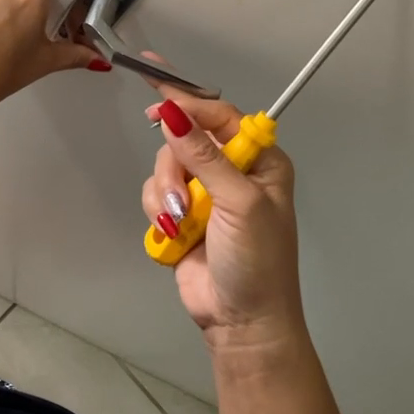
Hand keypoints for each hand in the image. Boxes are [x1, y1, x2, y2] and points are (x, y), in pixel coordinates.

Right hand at [140, 84, 307, 352]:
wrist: (242, 323)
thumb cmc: (256, 260)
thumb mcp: (238, 203)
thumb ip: (203, 156)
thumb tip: (171, 112)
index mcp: (258, 160)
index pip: (219, 115)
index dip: (188, 102)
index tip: (156, 90)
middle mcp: (231, 169)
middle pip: (184, 138)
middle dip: (174, 167)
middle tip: (177, 195)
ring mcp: (204, 191)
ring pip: (165, 164)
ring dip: (166, 193)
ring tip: (180, 224)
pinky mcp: (181, 212)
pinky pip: (154, 190)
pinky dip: (157, 210)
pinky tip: (172, 233)